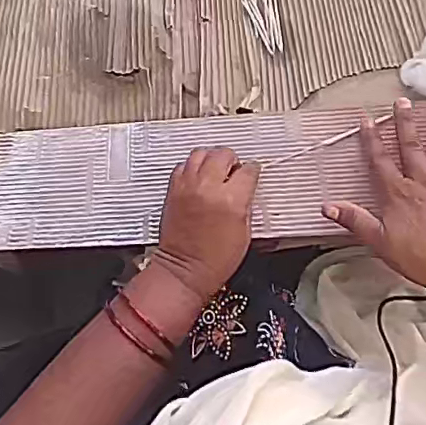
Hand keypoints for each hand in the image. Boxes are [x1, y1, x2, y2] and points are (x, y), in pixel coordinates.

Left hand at [153, 148, 260, 297]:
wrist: (184, 272)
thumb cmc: (215, 260)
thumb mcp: (245, 233)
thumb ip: (246, 203)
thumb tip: (245, 188)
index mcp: (231, 200)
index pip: (248, 170)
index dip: (252, 171)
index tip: (251, 174)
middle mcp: (208, 187)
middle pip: (223, 154)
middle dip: (232, 161)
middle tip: (233, 171)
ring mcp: (188, 186)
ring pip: (201, 153)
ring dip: (211, 158)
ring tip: (215, 169)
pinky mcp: (173, 190)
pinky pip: (183, 166)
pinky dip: (192, 168)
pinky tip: (198, 178)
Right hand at [326, 99, 425, 296]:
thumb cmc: (423, 259)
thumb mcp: (380, 242)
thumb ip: (356, 221)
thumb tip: (330, 207)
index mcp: (400, 193)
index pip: (381, 160)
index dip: (372, 138)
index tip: (368, 120)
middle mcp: (424, 183)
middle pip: (412, 147)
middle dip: (405, 122)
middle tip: (402, 102)